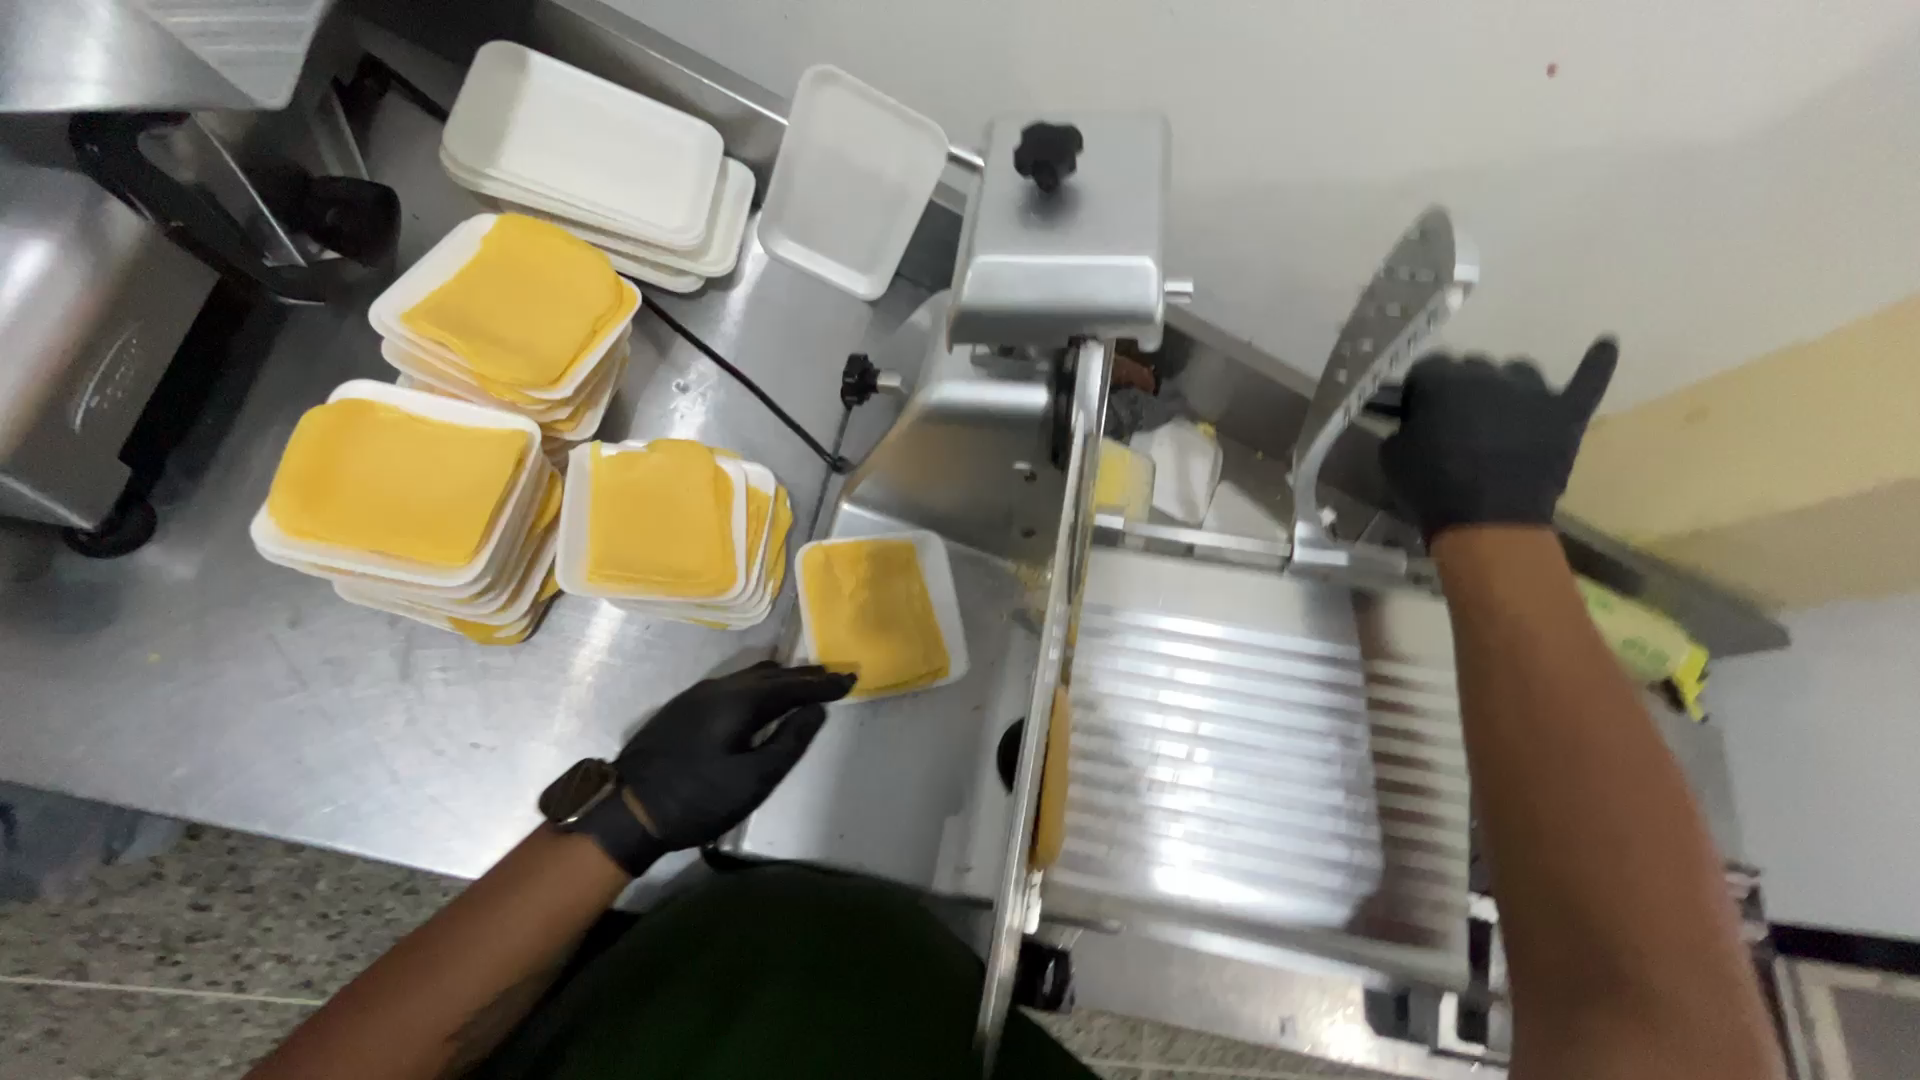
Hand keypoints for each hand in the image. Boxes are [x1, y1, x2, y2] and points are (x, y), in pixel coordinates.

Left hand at [614, 662, 855, 855]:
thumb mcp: (753, 779)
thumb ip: (789, 742)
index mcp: (738, 701)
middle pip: (771, 674)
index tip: (851, 679)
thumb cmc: (697, 799)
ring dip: (781, 678)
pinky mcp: (684, 707)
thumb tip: (815, 711)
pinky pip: (733, 684)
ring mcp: (697, 695)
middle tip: (833, 677)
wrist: (627, 812)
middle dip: (805, 676)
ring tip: (804, 683)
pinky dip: (759, 685)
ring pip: (749, 676)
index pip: (791, 685)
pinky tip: (762, 696)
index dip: (823, 683)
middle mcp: (719, 688)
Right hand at [1380, 339, 1615, 538]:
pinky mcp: (1566, 413)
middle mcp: (1490, 375)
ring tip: (1498, 411)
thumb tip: (1413, 420)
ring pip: (1519, 370)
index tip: (1414, 410)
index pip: (1427, 367)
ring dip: (1504, 385)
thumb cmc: (1430, 488)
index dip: (1419, 389)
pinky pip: (1588, 379)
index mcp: (1444, 382)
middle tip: (1454, 418)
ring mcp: (1534, 392)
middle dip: (1460, 387)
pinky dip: (1597, 362)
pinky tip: (1605, 345)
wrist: (1486, 522)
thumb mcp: (1392, 456)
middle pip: (1473, 365)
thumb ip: (1402, 427)